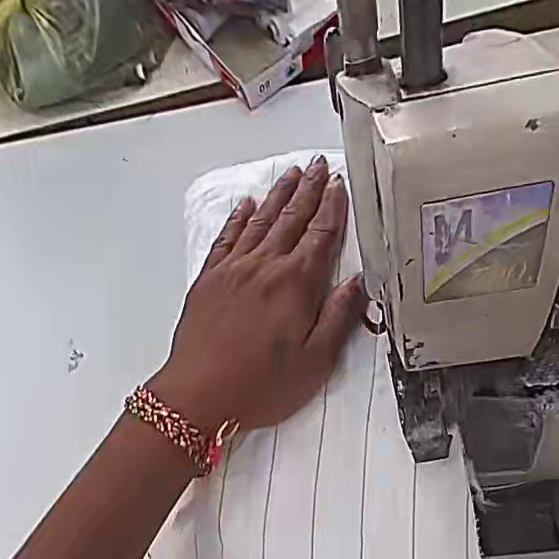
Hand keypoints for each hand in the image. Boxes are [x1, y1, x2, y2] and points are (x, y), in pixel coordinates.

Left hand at [149, 154, 367, 430]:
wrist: (199, 393)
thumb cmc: (262, 384)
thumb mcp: (317, 361)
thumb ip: (339, 317)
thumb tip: (358, 283)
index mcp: (296, 285)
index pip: (321, 236)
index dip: (333, 208)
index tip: (339, 185)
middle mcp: (265, 268)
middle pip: (292, 219)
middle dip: (308, 190)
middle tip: (318, 165)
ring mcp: (234, 270)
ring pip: (261, 222)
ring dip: (277, 196)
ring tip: (291, 174)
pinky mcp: (210, 280)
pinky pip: (227, 238)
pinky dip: (239, 218)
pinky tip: (246, 205)